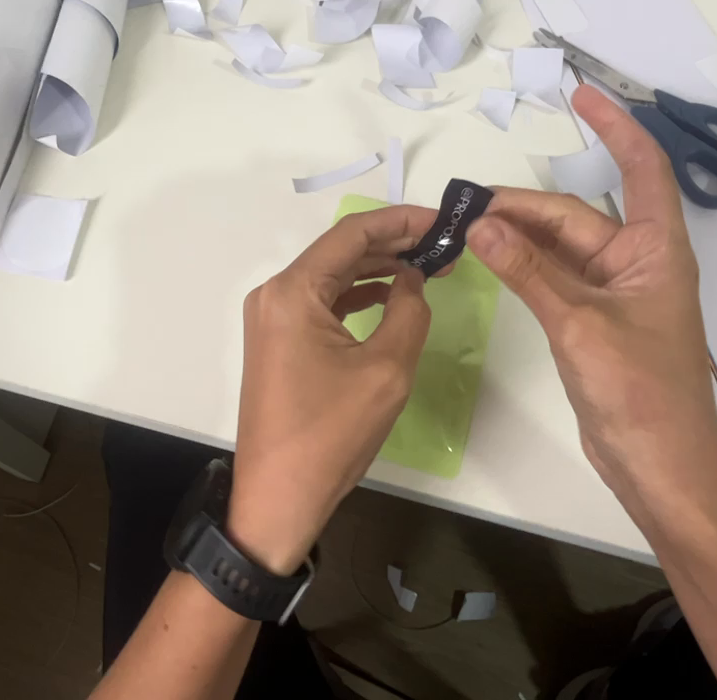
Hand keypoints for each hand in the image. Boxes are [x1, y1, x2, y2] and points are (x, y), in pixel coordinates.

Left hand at [229, 206, 437, 574]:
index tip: (441, 219)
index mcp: (292, 291)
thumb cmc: (330, 434)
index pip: (351, 234)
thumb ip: (408, 311)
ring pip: (332, 276)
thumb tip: (412, 277)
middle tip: (443, 244)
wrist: (277, 497)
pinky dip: (357, 295)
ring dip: (377, 268)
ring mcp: (273, 317)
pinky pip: (322, 302)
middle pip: (340, 251)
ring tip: (428, 265)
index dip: (399, 221)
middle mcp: (275, 293)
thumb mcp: (385, 370)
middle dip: (392, 244)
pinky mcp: (279, 339)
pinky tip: (391, 294)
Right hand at [468, 85, 716, 520]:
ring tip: (466, 227)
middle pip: (575, 213)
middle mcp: (635, 261)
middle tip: (465, 205)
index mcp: (656, 251)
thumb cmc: (639, 394)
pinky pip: (551, 274)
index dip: (614, 127)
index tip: (581, 95)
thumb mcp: (579, 325)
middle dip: (523, 204)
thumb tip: (480, 225)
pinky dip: (520, 264)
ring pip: (557, 245)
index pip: (640, 169)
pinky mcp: (590, 318)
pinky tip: (487, 257)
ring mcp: (611, 291)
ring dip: (517, 234)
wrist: (659, 469)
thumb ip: (529, 271)